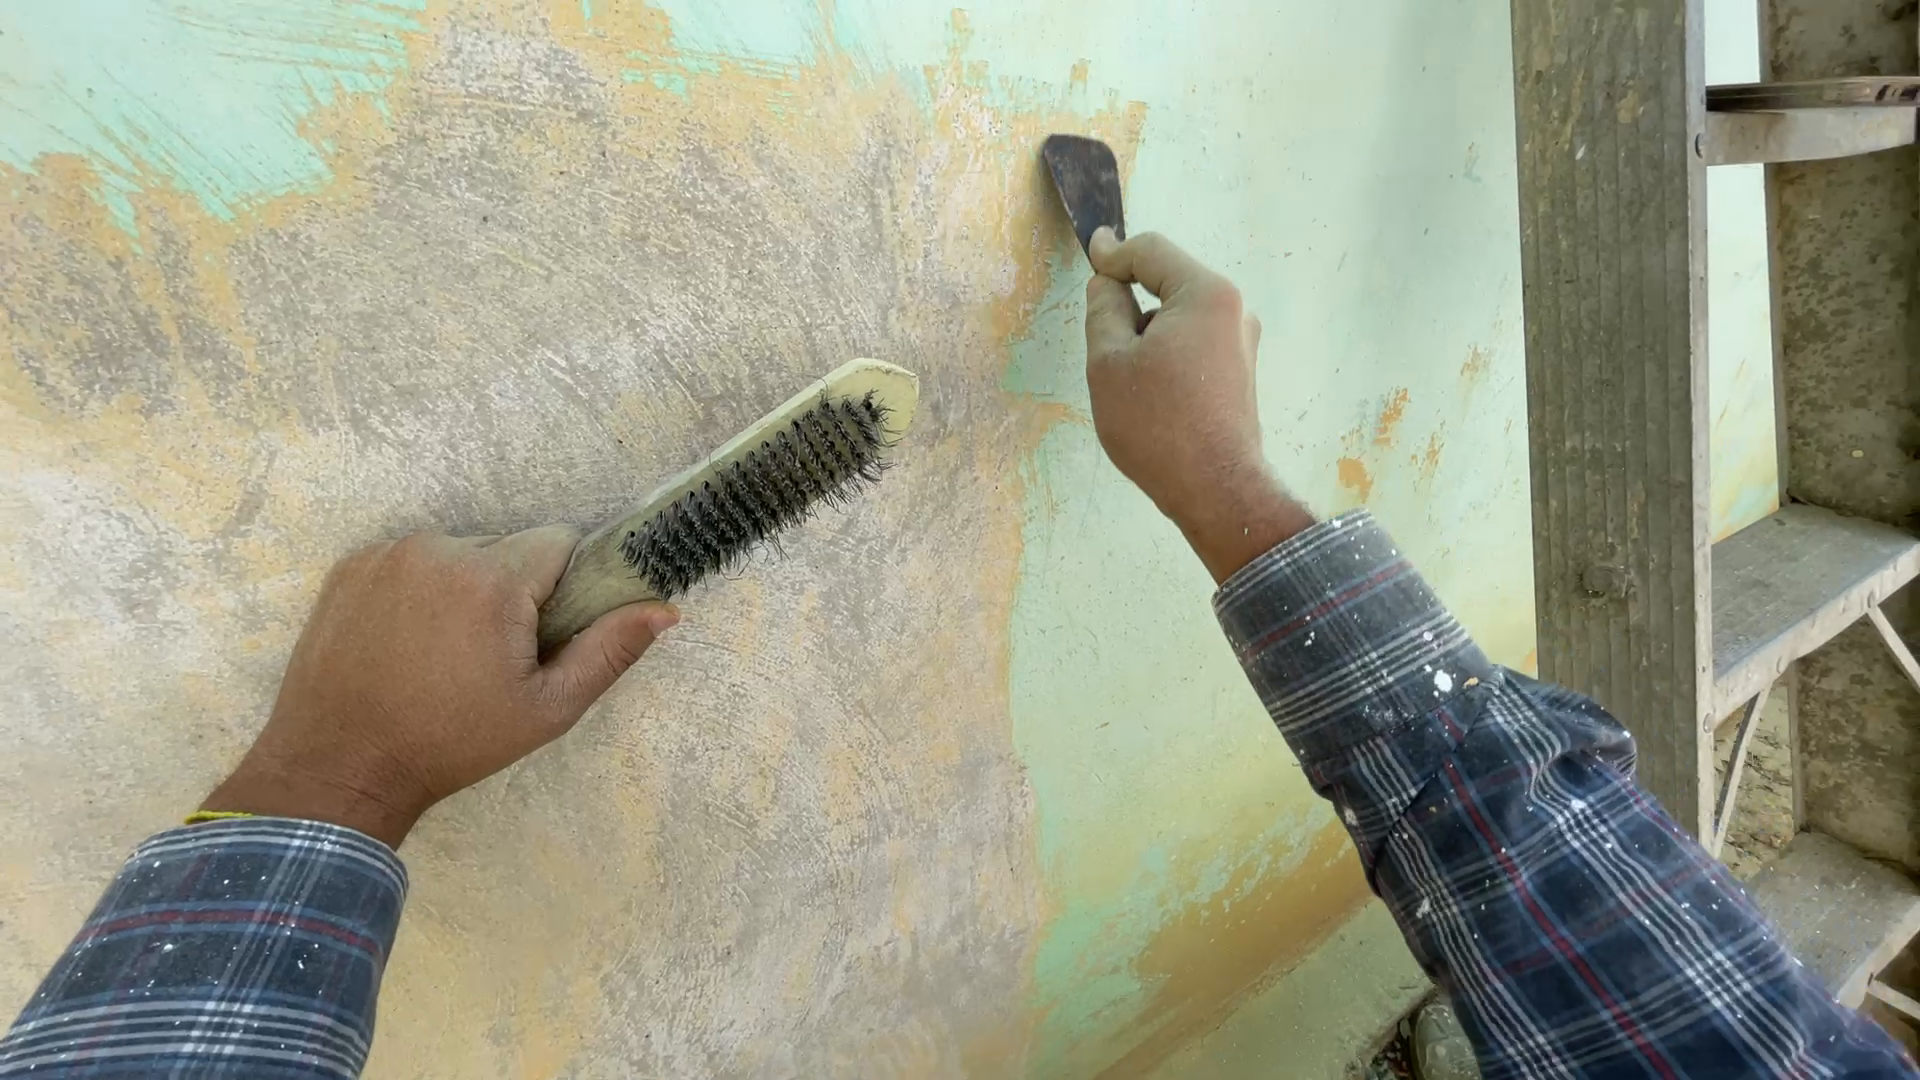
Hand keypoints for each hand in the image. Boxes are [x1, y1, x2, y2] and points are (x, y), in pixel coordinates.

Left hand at [200, 526, 678, 847]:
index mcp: (492, 578)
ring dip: (477, 583)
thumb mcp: (551, 707)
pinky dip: (430, 584)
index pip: (561, 542)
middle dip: (522, 585)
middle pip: (514, 545)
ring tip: (452, 644)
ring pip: (468, 549)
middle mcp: (438, 548)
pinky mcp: (351, 565)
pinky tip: (413, 634)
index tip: (546, 630)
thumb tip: (667, 610)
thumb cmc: (455, 741)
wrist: (333, 770)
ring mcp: (388, 553)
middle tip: (499, 648)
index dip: (567, 584)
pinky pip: (420, 557)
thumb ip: (611, 650)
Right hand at [1084, 228, 1314, 581]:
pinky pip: (1193, 348)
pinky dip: (1167, 360)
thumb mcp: (1109, 363)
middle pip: (1169, 287)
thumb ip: (1104, 311)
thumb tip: (1109, 284)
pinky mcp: (1240, 375)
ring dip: (1148, 339)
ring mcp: (1242, 345)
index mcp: (1205, 294)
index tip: (1092, 252)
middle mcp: (1234, 310)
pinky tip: (1154, 403)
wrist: (1214, 489)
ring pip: (1179, 322)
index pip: (1152, 252)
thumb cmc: (1155, 423)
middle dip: (1131, 307)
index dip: (1115, 252)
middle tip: (1104, 353)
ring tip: (1131, 392)